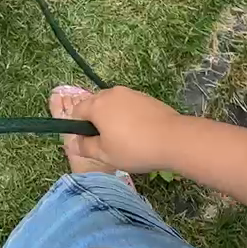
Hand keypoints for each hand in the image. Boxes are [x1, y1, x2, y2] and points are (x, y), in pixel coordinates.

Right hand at [68, 86, 188, 174]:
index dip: (78, 127)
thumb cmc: (134, 148)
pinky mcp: (144, 97)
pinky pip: (128, 105)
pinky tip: (139, 132)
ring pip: (112, 104)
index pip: (76, 111)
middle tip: (106, 142)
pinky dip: (128, 115)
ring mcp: (129, 93)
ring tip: (125, 138)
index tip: (89, 143)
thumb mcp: (106, 154)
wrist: (174, 139)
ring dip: (112, 117)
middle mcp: (110, 93)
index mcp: (96, 105)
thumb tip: (72, 142)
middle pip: (94, 104)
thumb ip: (85, 147)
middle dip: (95, 121)